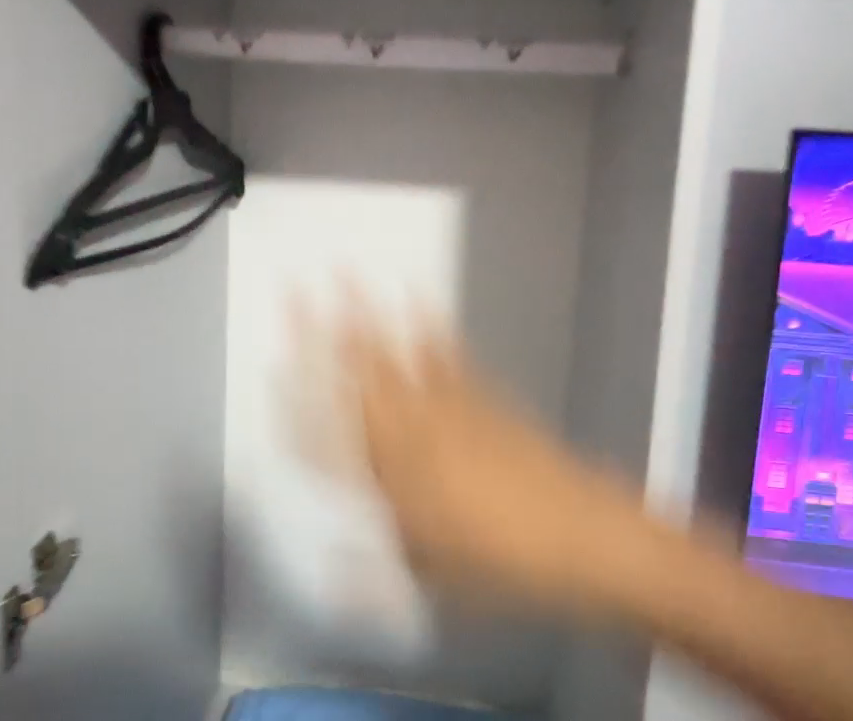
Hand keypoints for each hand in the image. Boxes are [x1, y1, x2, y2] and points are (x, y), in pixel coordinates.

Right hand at [296, 296, 650, 615]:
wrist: (580, 535)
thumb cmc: (503, 566)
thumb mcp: (434, 579)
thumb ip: (377, 571)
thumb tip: (331, 570)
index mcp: (390, 484)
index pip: (327, 438)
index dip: (294, 402)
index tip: (271, 368)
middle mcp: (409, 436)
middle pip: (353, 376)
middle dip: (320, 329)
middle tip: (296, 288)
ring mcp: (446, 407)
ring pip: (394, 353)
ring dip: (367, 310)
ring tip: (345, 272)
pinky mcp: (480, 394)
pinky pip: (444, 351)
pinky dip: (426, 320)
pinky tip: (414, 293)